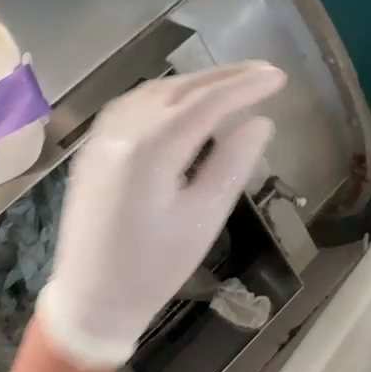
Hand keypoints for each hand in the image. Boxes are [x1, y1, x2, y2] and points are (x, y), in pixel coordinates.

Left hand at [35, 62, 285, 368]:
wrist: (91, 299)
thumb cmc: (154, 268)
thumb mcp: (203, 218)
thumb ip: (232, 164)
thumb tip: (259, 122)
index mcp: (151, 150)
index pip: (207, 103)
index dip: (245, 86)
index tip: (279, 77)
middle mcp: (122, 132)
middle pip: (180, 89)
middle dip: (224, 77)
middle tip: (264, 72)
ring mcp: (102, 138)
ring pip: (154, 92)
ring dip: (195, 82)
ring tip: (231, 83)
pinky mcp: (94, 149)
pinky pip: (132, 105)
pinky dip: (166, 95)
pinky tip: (184, 102)